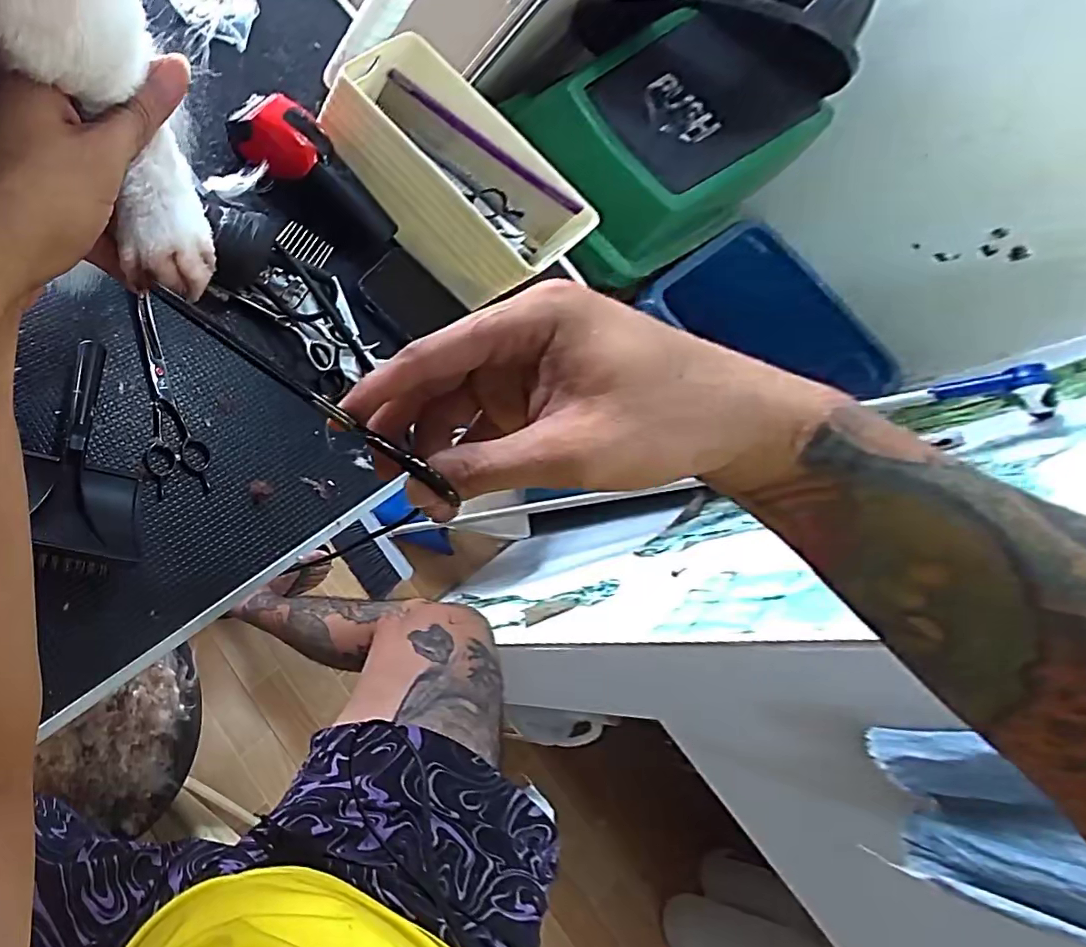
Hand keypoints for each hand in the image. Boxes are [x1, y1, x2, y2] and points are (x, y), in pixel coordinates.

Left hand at [0, 57, 190, 315]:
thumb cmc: (33, 212)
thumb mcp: (104, 158)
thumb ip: (142, 116)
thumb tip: (174, 72)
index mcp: (28, 81)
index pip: (95, 72)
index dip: (135, 101)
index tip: (157, 130)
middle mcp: (12, 111)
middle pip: (89, 124)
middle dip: (126, 159)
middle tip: (152, 180)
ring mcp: (12, 157)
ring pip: (79, 167)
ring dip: (114, 199)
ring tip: (142, 224)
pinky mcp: (17, 196)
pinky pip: (65, 199)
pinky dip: (92, 221)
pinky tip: (121, 252)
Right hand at [339, 281, 849, 517]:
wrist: (743, 426)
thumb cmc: (670, 420)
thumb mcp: (569, 449)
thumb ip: (485, 465)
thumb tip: (420, 483)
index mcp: (532, 319)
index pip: (438, 350)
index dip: (384, 387)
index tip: (342, 417)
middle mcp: (522, 332)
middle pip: (440, 375)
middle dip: (405, 422)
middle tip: (378, 466)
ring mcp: (527, 363)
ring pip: (454, 400)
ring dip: (431, 443)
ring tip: (420, 488)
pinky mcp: (534, 392)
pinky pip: (480, 419)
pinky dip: (461, 450)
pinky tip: (450, 479)